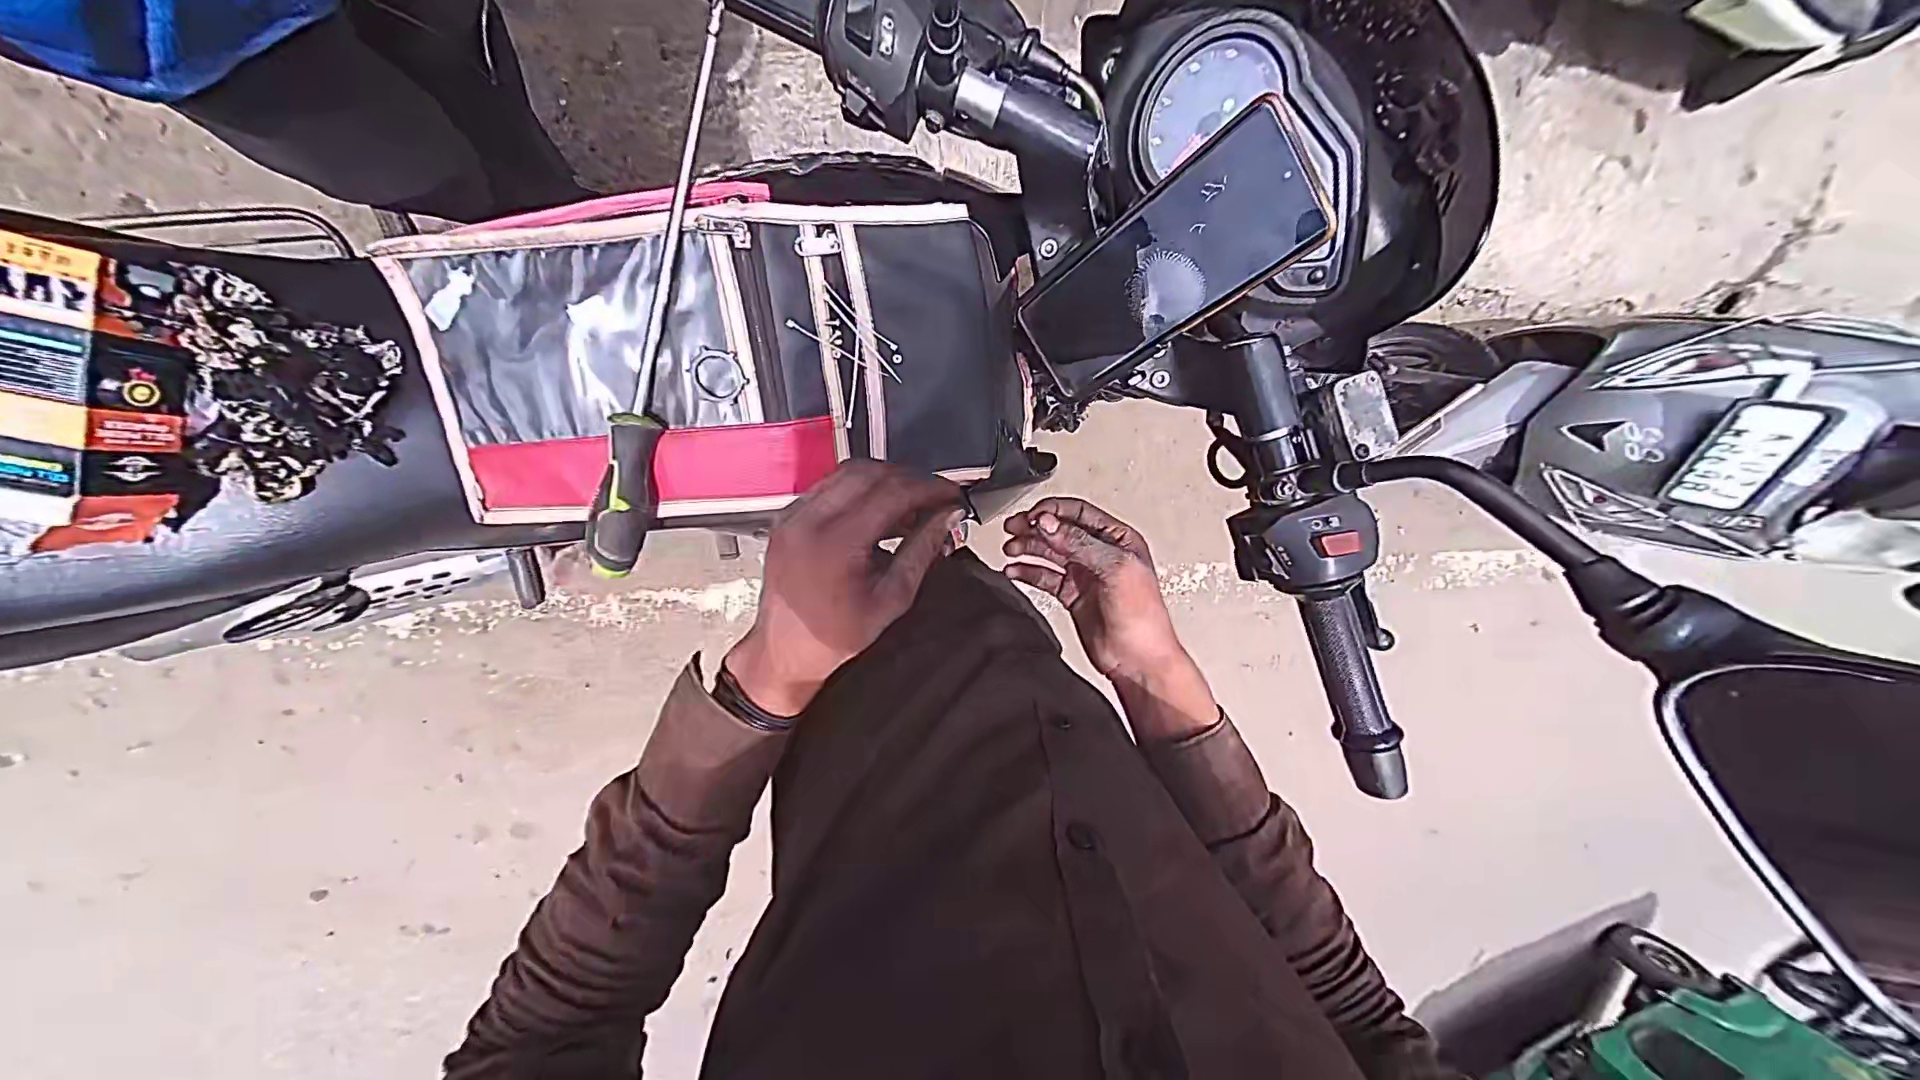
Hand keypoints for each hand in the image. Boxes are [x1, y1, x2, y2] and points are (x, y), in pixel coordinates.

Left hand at [724, 461, 964, 715]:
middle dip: (911, 479)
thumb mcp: (891, 600)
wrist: (784, 654)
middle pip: (871, 472)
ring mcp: (793, 517)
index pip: (892, 492)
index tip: (950, 494)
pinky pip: (829, 486)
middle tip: (935, 497)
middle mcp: (808, 522)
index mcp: (834, 544)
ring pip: (849, 472)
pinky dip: (860, 489)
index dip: (929, 488)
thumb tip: (946, 518)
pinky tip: (879, 512)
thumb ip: (921, 552)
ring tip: (910, 507)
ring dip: (886, 481)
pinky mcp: (787, 519)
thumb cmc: (832, 639)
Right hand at [1001, 498, 1186, 681]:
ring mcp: (1085, 574)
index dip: (1052, 511)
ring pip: (1049, 552)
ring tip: (1010, 549)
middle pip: (1059, 530)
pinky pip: (1044, 576)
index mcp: (1117, 539)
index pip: (1079, 512)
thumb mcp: (1114, 568)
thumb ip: (1079, 542)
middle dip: (1034, 527)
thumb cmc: (1142, 617)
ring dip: (1027, 547)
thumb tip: (1049, 523)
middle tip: (1013, 528)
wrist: (1137, 660)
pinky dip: (1027, 571)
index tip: (1031, 516)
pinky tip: (1014, 570)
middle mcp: (1100, 553)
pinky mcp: (1072, 595)